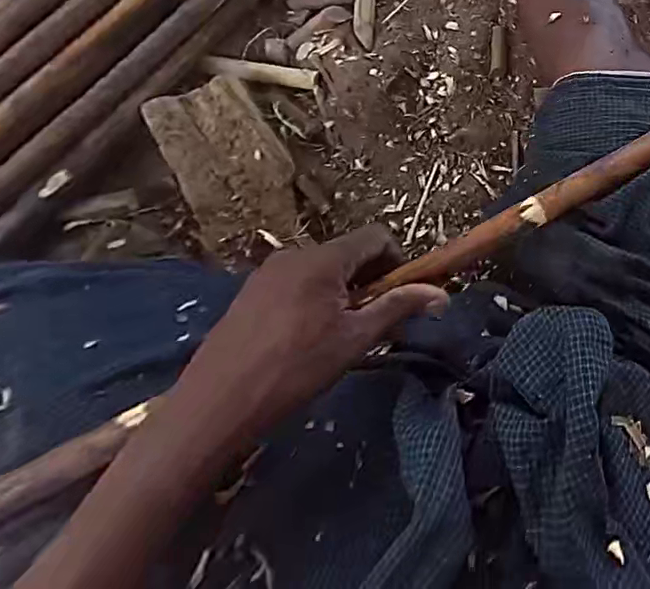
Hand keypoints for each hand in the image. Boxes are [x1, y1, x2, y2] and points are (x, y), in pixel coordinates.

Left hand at [163, 226, 447, 449]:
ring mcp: (266, 275)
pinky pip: (298, 282)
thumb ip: (399, 306)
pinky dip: (317, 298)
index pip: (377, 237)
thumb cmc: (292, 371)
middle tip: (375, 318)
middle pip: (351, 252)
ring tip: (342, 332)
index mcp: (322, 259)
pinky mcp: (248, 295)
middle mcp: (294, 256)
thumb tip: (441, 294)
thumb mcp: (355, 339)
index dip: (399, 261)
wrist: (208, 413)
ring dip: (345, 290)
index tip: (402, 295)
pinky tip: (308, 338)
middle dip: (372, 278)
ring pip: (325, 269)